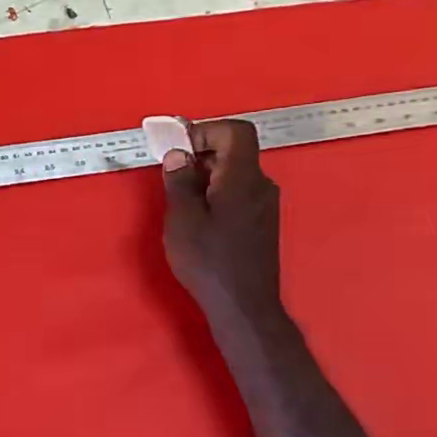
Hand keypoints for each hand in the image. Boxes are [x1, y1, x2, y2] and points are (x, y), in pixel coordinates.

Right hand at [160, 119, 282, 315]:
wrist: (243, 305)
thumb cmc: (209, 261)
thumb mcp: (183, 219)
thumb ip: (179, 181)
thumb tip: (177, 155)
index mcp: (243, 178)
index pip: (236, 131)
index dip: (206, 131)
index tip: (178, 150)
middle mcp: (261, 185)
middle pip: (235, 150)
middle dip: (200, 154)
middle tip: (172, 176)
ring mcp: (265, 205)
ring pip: (235, 173)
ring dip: (206, 176)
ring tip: (181, 201)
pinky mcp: (261, 222)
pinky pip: (238, 192)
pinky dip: (216, 192)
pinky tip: (198, 219)